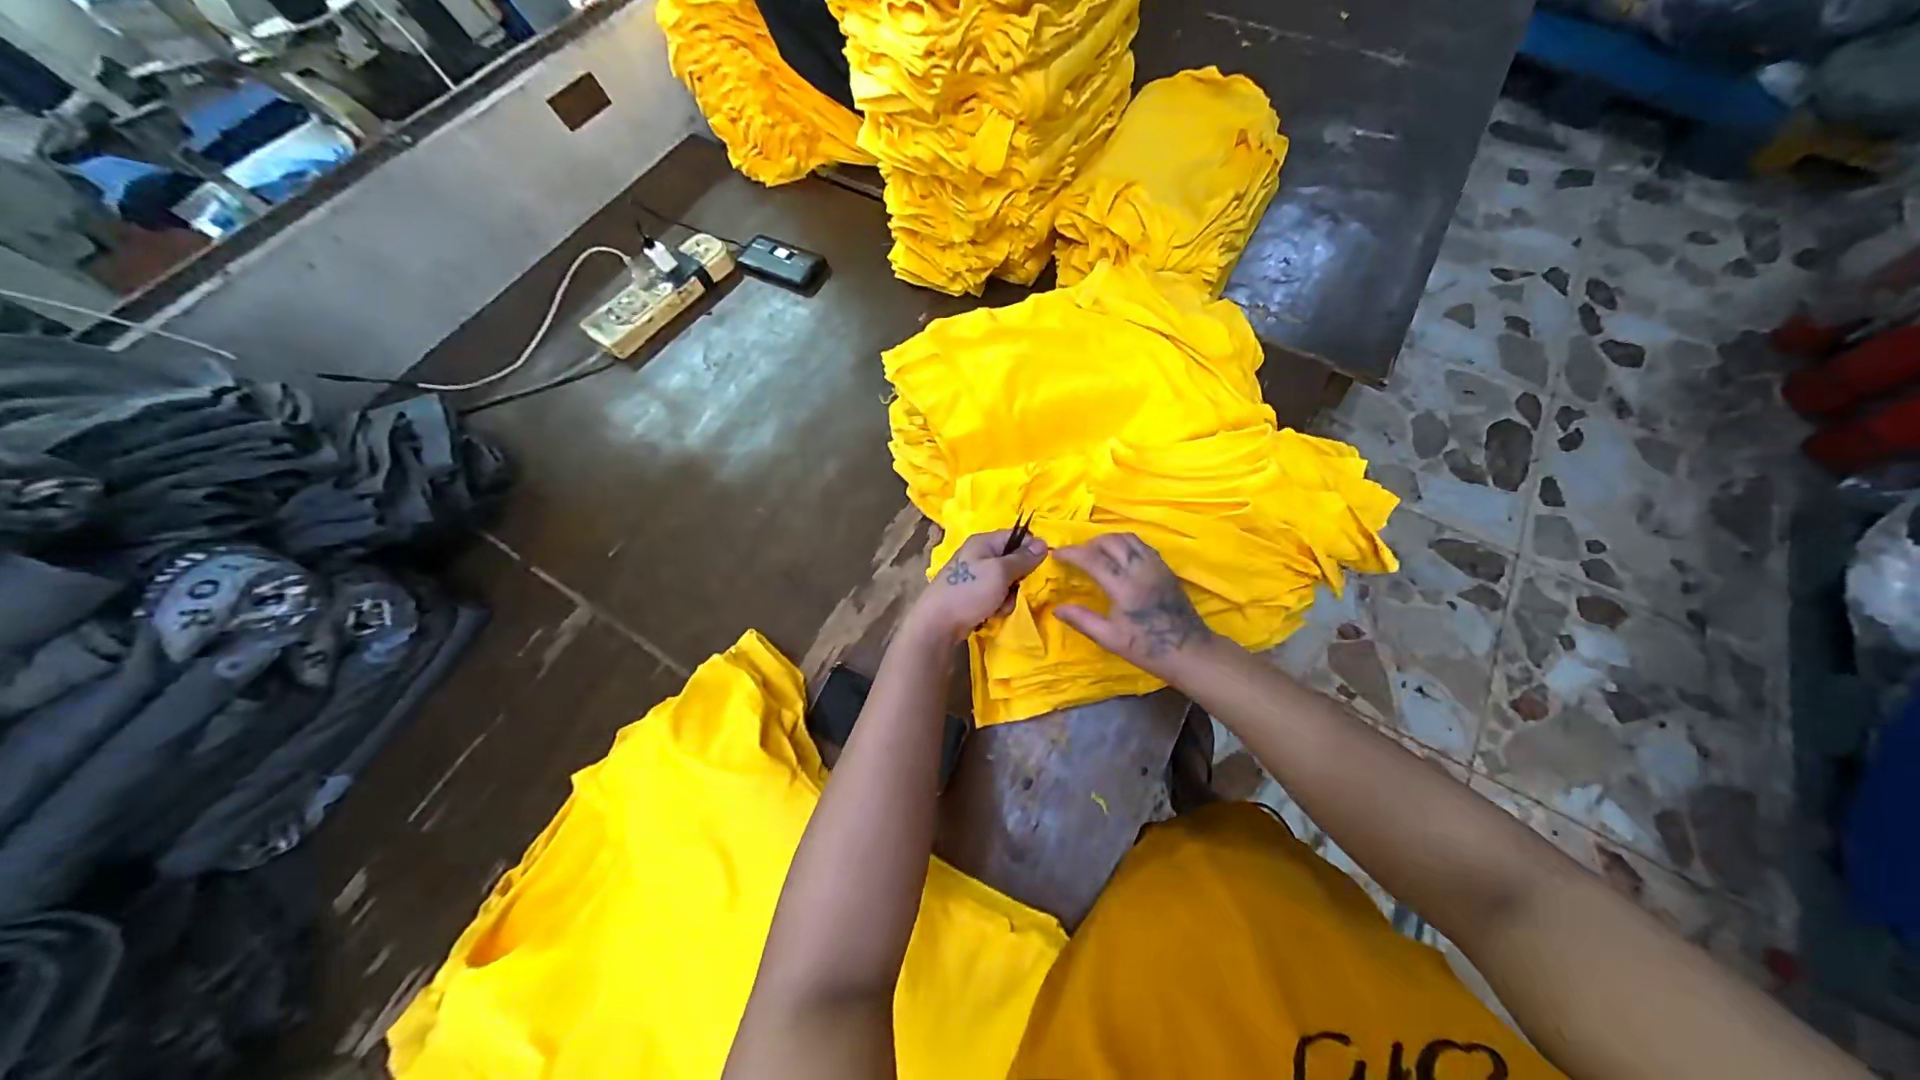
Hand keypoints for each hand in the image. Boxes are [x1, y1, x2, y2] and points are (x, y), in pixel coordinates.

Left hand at [905, 529, 1048, 645]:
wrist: (938, 623)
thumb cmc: (970, 592)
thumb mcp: (1000, 572)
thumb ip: (1022, 559)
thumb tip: (1043, 543)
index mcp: (983, 542)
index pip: (1016, 535)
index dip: (1030, 547)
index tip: (1041, 563)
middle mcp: (979, 555)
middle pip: (1012, 560)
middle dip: (1018, 578)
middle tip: (1013, 587)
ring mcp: (975, 576)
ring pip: (1006, 582)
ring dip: (1008, 596)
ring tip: (998, 605)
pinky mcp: (973, 594)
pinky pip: (996, 595)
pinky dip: (997, 605)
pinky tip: (991, 613)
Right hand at [1052, 533, 1218, 679]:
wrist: (1189, 651)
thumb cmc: (1147, 648)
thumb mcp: (1110, 639)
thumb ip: (1082, 620)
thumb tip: (1057, 608)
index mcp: (1125, 587)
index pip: (1093, 559)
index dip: (1072, 553)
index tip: (1056, 554)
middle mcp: (1141, 569)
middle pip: (1110, 541)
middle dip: (1088, 543)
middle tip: (1075, 555)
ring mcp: (1156, 565)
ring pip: (1128, 538)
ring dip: (1107, 540)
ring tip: (1094, 552)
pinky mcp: (1165, 567)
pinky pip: (1141, 544)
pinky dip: (1124, 543)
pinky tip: (1118, 556)